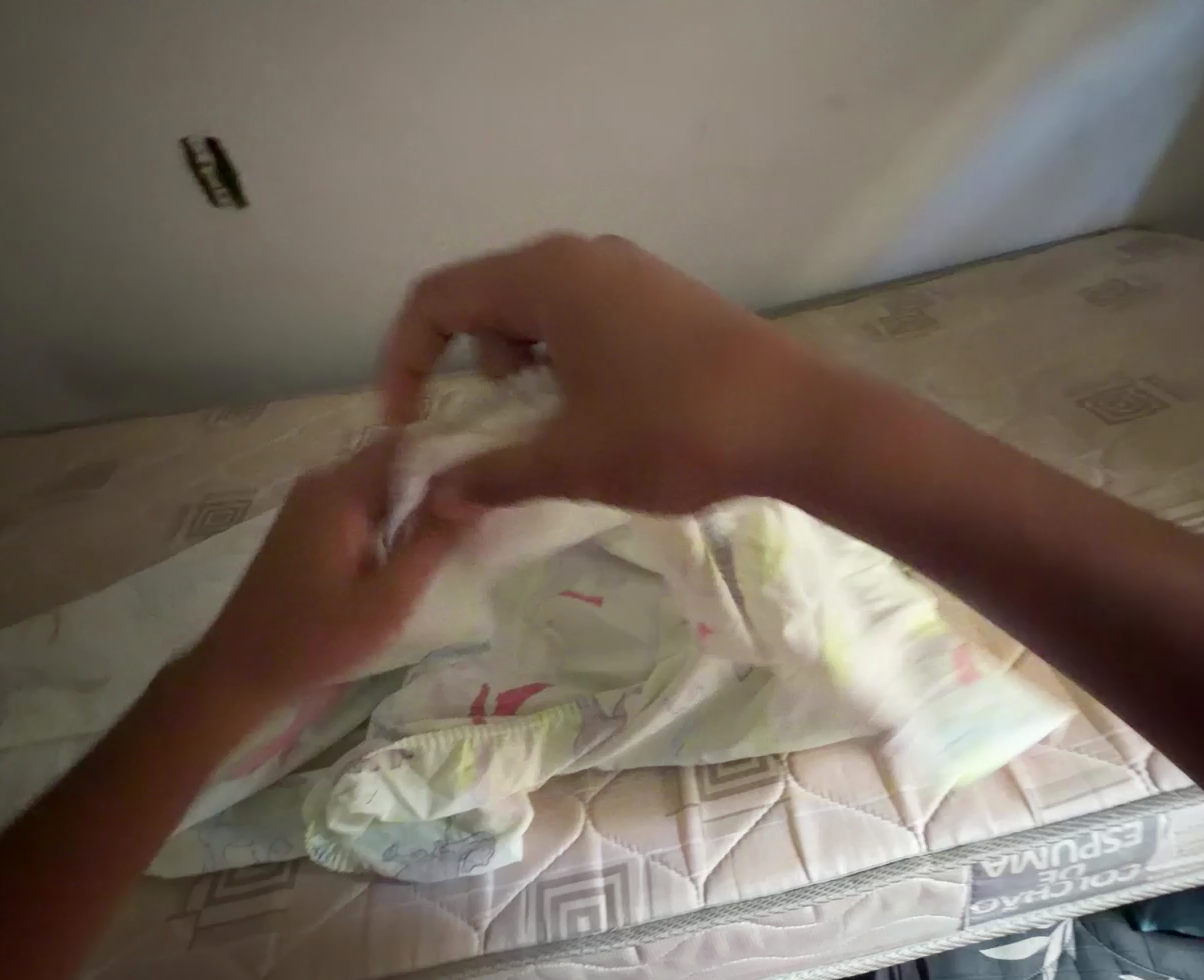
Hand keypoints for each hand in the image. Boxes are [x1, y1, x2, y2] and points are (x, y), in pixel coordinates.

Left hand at [186, 440, 472, 709]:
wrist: (242, 670)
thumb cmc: (317, 639)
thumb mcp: (388, 598)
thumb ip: (433, 543)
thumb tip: (475, 496)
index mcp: (340, 492)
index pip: (408, 445)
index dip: (452, 455)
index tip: (489, 478)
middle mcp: (323, 483)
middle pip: (395, 461)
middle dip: (439, 480)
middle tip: (483, 506)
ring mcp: (312, 502)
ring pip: (381, 483)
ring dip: (419, 501)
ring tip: (462, 523)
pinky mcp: (310, 523)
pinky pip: (364, 503)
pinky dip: (394, 516)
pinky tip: (421, 542)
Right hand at [380, 233, 846, 513]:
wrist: (800, 422)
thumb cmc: (675, 432)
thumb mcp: (573, 461)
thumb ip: (494, 475)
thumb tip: (438, 498)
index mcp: (545, 277)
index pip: (435, 300)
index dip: (404, 361)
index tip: (409, 424)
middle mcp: (583, 257)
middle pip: (487, 302)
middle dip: (468, 370)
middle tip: (491, 430)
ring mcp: (631, 274)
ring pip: (540, 314)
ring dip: (521, 371)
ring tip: (549, 428)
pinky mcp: (665, 299)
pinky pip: (587, 321)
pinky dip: (566, 364)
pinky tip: (598, 412)